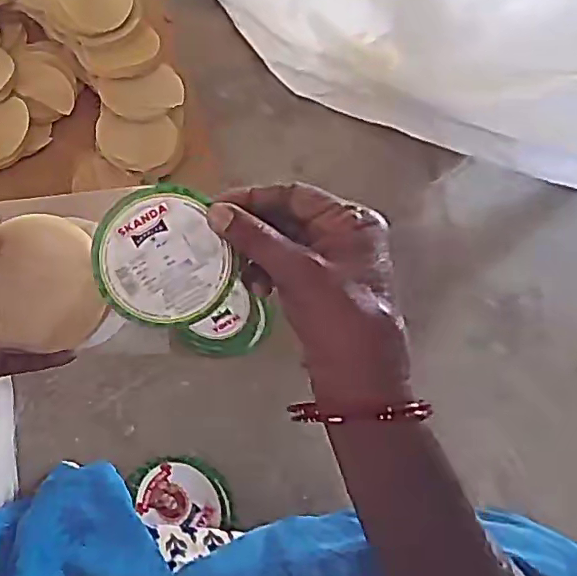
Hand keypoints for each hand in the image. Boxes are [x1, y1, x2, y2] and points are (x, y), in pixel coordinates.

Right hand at [208, 184, 413, 412]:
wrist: (359, 379)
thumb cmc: (338, 317)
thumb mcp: (296, 271)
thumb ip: (255, 237)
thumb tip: (217, 212)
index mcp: (350, 222)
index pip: (294, 196)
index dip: (254, 198)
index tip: (218, 206)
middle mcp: (344, 235)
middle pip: (286, 218)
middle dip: (252, 229)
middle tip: (216, 234)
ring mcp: (332, 262)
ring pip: (281, 243)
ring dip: (255, 252)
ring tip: (235, 266)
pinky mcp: (319, 286)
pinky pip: (283, 266)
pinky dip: (264, 271)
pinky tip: (254, 286)